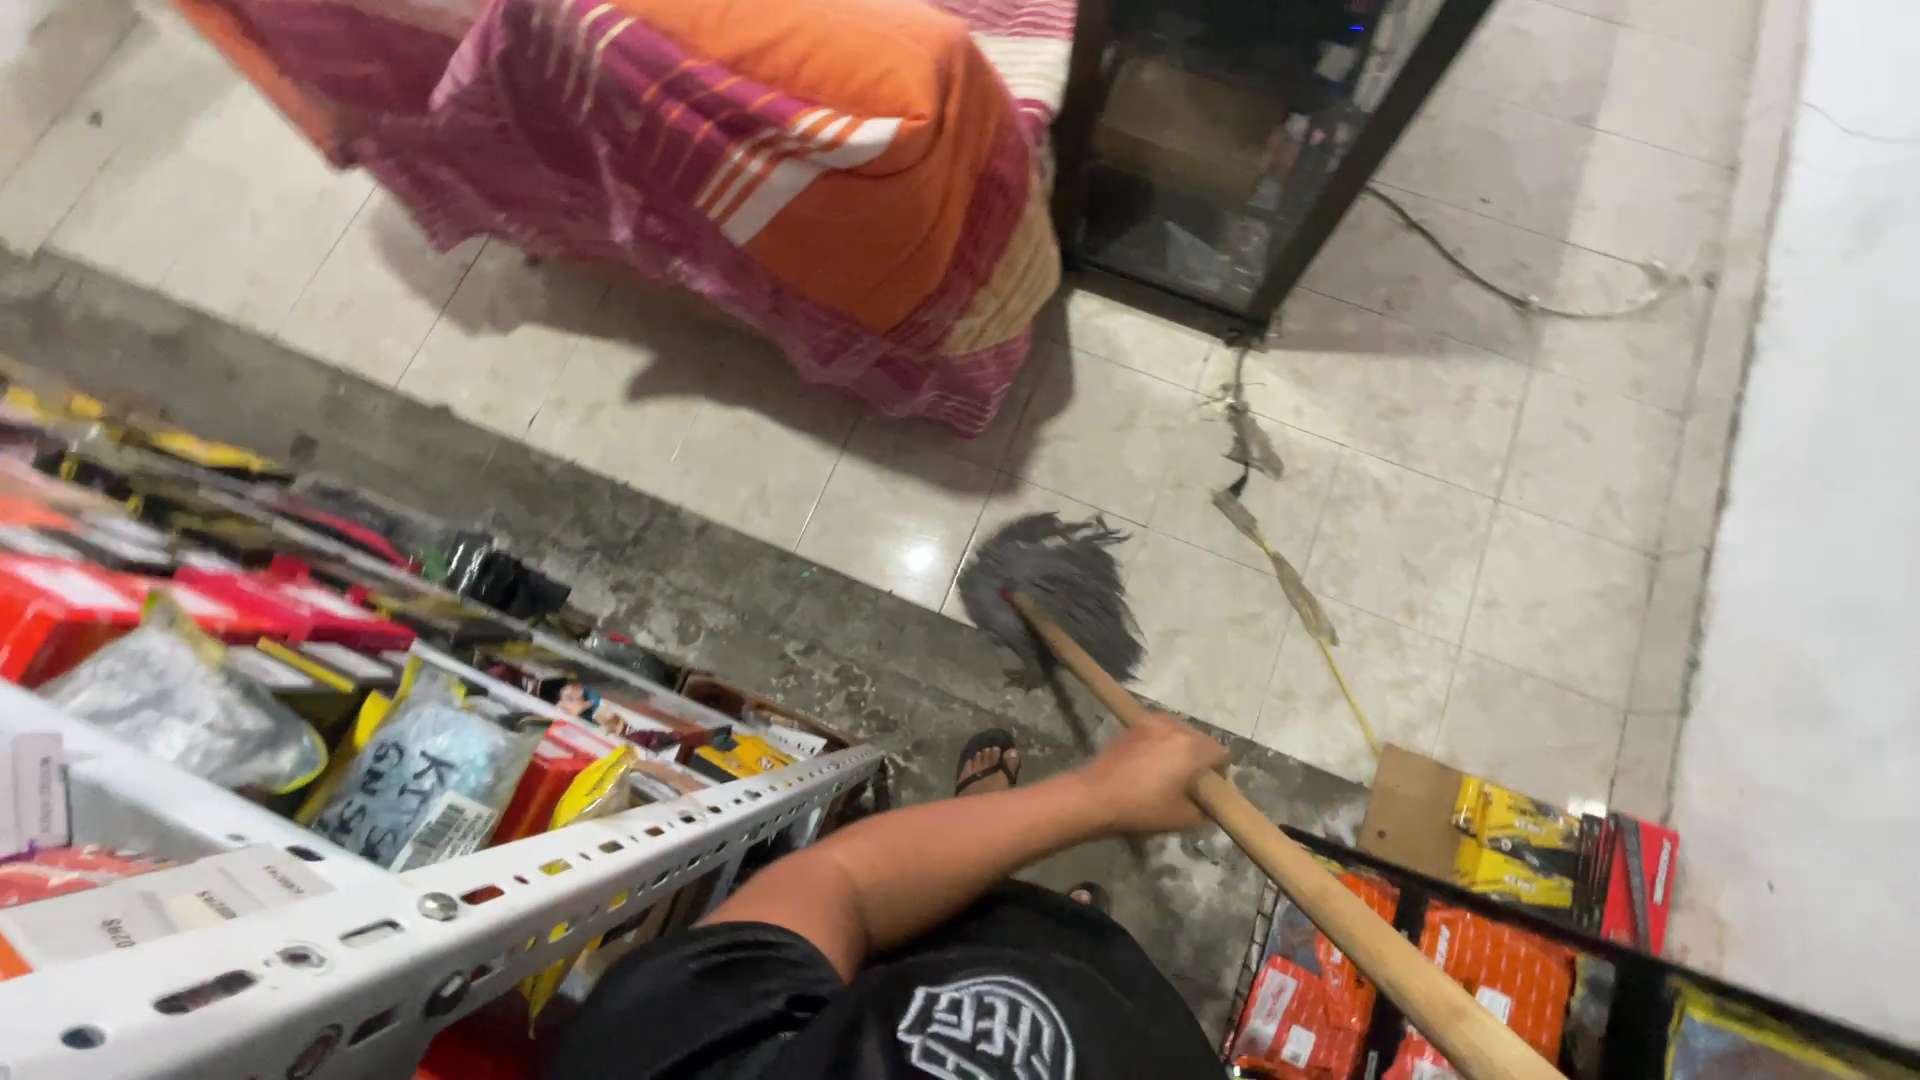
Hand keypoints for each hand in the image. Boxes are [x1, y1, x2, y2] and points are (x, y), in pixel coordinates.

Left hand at [1071, 712, 1228, 834]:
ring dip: (1181, 747)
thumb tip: (1206, 804)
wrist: (1096, 794)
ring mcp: (1152, 721)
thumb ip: (1204, 810)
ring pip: (1179, 731)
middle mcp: (1176, 727)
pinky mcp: (1133, 724)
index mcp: (1193, 748)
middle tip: (1191, 782)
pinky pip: (1158, 730)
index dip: (1221, 773)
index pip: (1222, 754)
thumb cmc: (1142, 807)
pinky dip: (1162, 742)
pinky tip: (1150, 761)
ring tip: (1170, 770)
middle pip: (1201, 739)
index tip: (1210, 790)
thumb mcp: (1183, 818)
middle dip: (1201, 758)